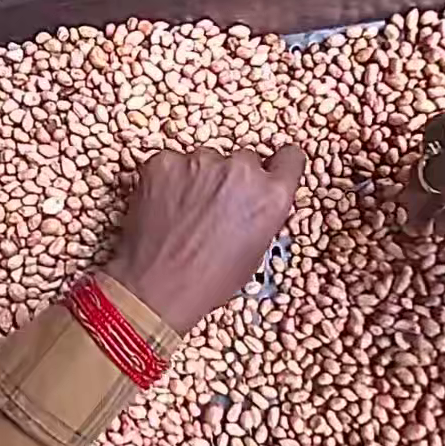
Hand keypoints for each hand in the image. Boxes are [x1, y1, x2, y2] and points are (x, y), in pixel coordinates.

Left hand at [105, 146, 304, 332]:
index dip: (278, 166)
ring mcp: (200, 162)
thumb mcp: (254, 254)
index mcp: (271, 196)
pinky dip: (167, 180)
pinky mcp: (164, 162)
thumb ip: (262, 214)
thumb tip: (254, 201)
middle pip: (244, 160)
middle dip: (232, 179)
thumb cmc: (206, 281)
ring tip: (184, 213)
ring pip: (205, 160)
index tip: (269, 171)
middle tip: (214, 207)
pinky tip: (163, 207)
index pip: (290, 158)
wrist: (155, 287)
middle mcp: (241, 171)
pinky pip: (171, 163)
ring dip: (198, 178)